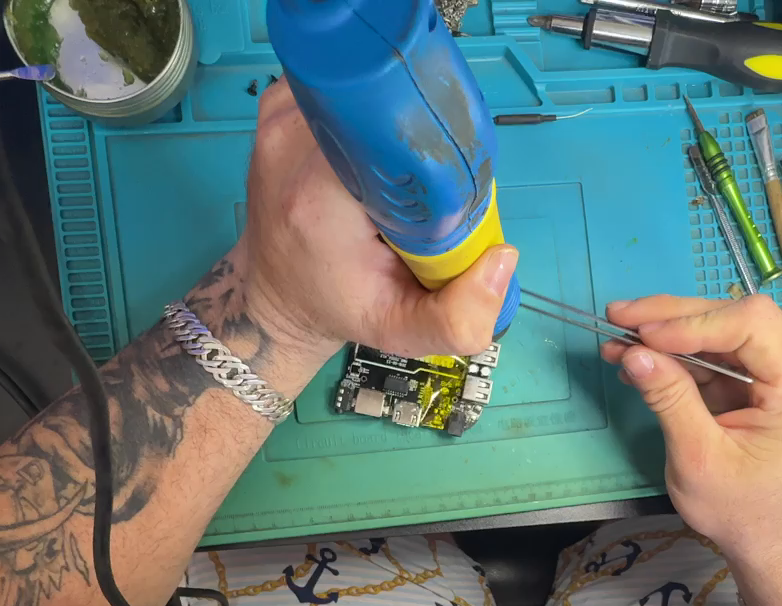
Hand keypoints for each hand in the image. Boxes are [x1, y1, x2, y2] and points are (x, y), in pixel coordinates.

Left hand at [223, 80, 517, 383]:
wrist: (278, 294)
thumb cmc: (340, 308)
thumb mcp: (403, 333)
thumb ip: (459, 318)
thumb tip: (503, 258)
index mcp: (321, 197)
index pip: (405, 143)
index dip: (440, 166)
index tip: (441, 206)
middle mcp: (294, 143)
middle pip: (390, 116)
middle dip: (420, 155)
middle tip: (419, 205)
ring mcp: (282, 116)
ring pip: (370, 98)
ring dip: (394, 141)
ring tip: (392, 189)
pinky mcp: (280, 106)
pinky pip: (346, 95)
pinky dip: (366, 127)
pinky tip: (366, 167)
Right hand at [602, 294, 781, 605]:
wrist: (764, 538)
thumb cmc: (739, 509)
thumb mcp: (697, 458)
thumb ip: (669, 400)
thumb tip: (633, 353)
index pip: (750, 323)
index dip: (691, 321)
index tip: (640, 333)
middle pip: (733, 317)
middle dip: (671, 318)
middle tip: (617, 318)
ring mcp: (780, 372)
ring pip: (719, 332)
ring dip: (666, 335)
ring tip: (617, 342)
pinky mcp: (758, 381)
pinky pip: (716, 356)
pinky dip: (676, 357)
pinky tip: (638, 361)